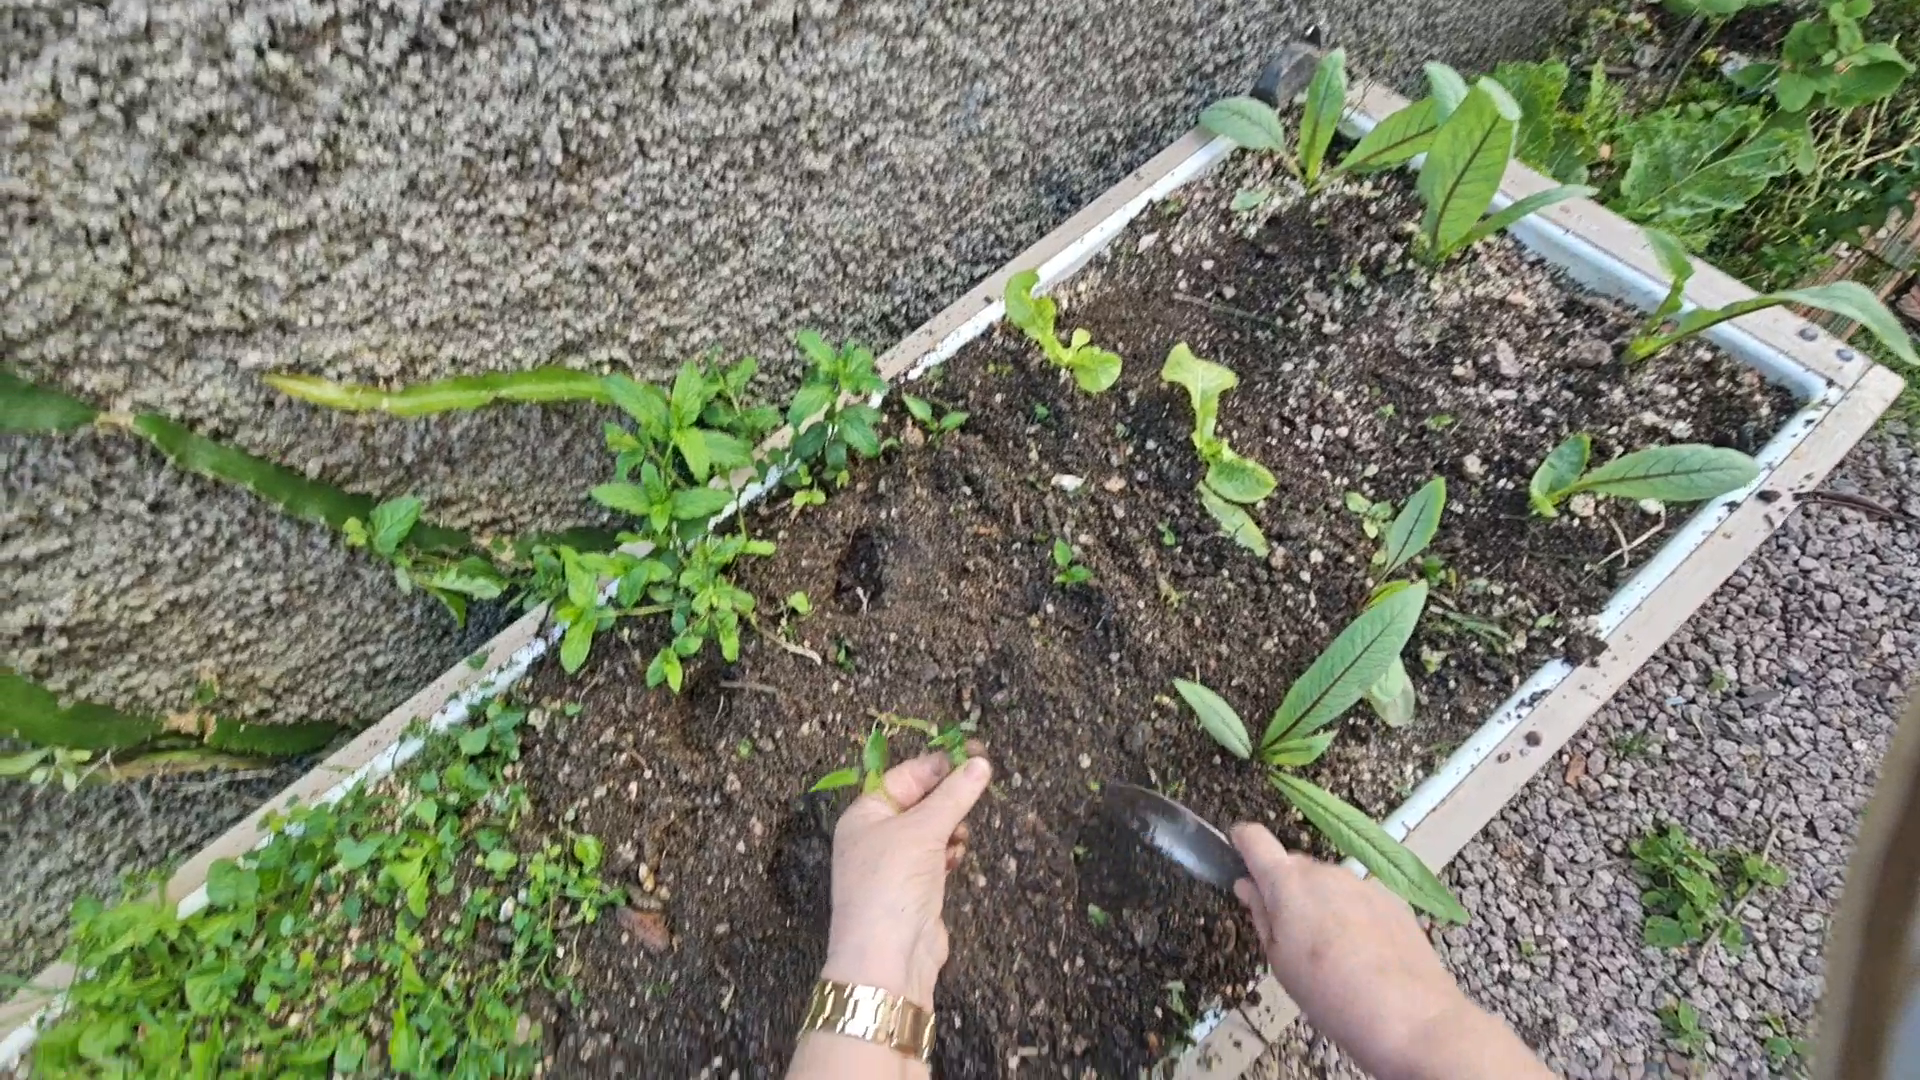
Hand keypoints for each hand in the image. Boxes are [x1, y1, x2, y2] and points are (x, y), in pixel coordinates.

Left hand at [820, 752, 992, 1007]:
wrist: (888, 958)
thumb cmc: (893, 881)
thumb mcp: (923, 830)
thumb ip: (954, 795)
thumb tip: (981, 763)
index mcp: (865, 814)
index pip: (903, 776)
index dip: (936, 765)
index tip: (971, 754)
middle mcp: (876, 835)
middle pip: (918, 801)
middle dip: (947, 796)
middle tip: (981, 781)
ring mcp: (895, 863)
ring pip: (930, 828)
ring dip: (950, 825)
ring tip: (962, 832)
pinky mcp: (914, 887)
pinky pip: (936, 854)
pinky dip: (949, 850)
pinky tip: (957, 855)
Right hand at [1231, 824, 1551, 1079]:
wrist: (1414, 1020)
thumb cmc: (1331, 995)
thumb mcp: (1279, 962)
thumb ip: (1261, 915)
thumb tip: (1247, 886)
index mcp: (1286, 882)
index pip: (1253, 837)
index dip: (1241, 841)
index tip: (1239, 858)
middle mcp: (1322, 870)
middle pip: (1292, 865)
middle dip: (1285, 888)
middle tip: (1291, 933)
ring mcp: (1360, 882)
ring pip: (1327, 883)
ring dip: (1321, 903)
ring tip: (1334, 951)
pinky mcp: (1392, 899)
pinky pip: (1358, 897)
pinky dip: (1353, 914)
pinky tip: (1366, 953)